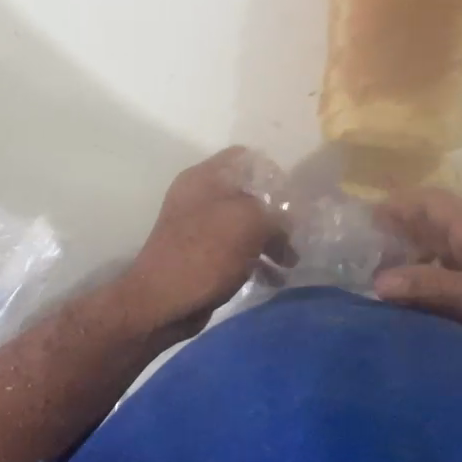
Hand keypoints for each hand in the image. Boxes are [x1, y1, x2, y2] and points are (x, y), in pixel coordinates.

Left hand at [116, 148, 278, 340]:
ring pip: (245, 225)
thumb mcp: (249, 223)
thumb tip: (287, 224)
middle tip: (299, 233)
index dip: (272, 172)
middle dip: (277, 214)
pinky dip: (257, 261)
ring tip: (291, 263)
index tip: (294, 195)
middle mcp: (200, 196)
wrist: (162, 303)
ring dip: (271, 242)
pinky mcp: (202, 256)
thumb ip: (276, 214)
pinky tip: (275, 278)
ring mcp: (199, 227)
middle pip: (249, 194)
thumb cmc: (205, 253)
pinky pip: (237, 251)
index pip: (244, 158)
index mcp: (204, 177)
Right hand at [374, 188, 461, 375]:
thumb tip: (377, 281)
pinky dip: (433, 274)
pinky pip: (456, 267)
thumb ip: (426, 286)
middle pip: (433, 219)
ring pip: (444, 244)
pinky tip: (419, 297)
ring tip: (383, 275)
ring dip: (415, 254)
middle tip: (362, 250)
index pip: (426, 199)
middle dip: (398, 229)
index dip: (393, 204)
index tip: (359, 220)